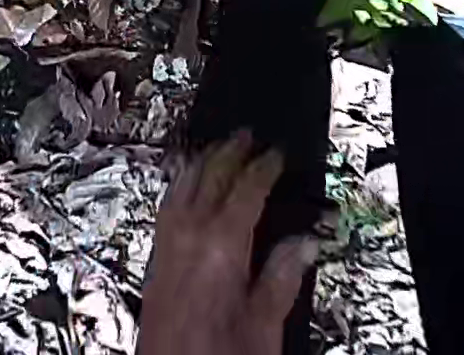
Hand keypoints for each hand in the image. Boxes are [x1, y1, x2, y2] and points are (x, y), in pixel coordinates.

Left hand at [137, 131, 318, 354]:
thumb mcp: (265, 328)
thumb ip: (283, 278)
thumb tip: (306, 241)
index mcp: (222, 243)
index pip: (247, 188)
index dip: (264, 166)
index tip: (278, 151)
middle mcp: (191, 229)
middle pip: (212, 173)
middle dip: (232, 149)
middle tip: (250, 134)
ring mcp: (169, 237)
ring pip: (186, 178)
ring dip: (206, 157)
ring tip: (222, 145)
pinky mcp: (157, 249)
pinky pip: (170, 196)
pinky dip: (184, 177)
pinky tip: (189, 176)